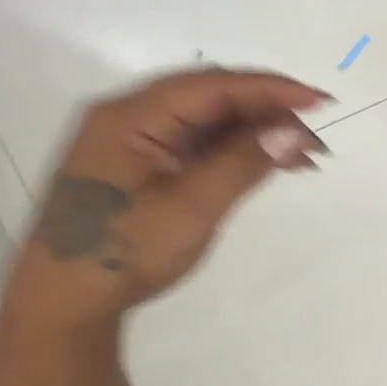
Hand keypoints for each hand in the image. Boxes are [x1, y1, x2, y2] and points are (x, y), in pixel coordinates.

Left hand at [3, 68, 329, 330]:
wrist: (65, 300)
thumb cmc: (123, 251)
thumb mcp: (192, 206)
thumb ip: (243, 163)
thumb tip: (293, 131)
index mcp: (131, 116)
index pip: (213, 85)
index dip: (271, 89)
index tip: (320, 102)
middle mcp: (129, 117)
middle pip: (210, 97)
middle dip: (268, 111)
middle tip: (315, 139)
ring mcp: (133, 143)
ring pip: (206, 121)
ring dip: (256, 133)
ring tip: (302, 158)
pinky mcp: (140, 168)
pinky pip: (195, 144)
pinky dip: (235, 151)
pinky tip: (266, 166)